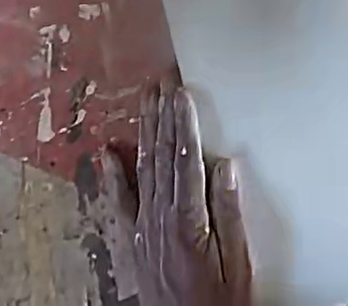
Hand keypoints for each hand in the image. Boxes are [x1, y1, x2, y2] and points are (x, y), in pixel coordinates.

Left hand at [101, 83, 252, 305]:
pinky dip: (113, 172)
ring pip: (144, 165)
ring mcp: (145, 225)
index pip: (185, 159)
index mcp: (188, 221)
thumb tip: (225, 165)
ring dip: (146, 127)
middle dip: (164, 113)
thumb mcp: (239, 268)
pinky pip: (122, 199)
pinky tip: (108, 149)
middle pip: (162, 153)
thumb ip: (230, 214)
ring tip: (148, 96)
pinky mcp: (135, 238)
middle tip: (165, 79)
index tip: (182, 92)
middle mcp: (161, 216)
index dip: (184, 123)